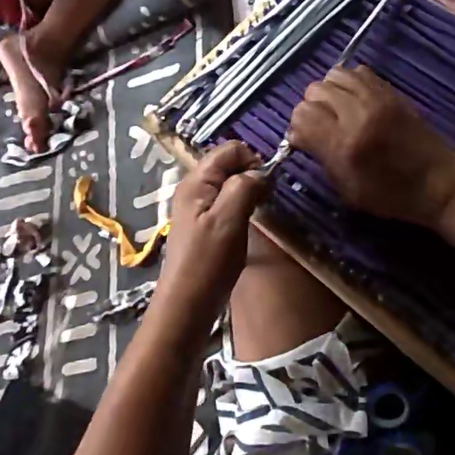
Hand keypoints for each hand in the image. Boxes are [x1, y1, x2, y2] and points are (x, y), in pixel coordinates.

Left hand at [156, 141, 270, 321]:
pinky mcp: (205, 224)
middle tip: (264, 199)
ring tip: (258, 211)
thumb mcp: (228, 219)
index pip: (230, 149)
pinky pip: (228, 202)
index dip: (253, 160)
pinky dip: (243, 206)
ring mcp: (198, 207)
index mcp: (197, 181)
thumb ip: (245, 187)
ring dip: (249, 192)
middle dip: (252, 175)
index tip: (266, 185)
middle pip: (230, 164)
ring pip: (231, 184)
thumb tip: (262, 172)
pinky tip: (248, 223)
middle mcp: (194, 188)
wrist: (188, 305)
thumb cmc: (208, 261)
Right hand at [288, 67, 454, 225]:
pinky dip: (349, 83)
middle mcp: (358, 113)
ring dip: (329, 92)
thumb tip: (298, 134)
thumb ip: (321, 156)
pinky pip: (358, 71)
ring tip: (337, 111)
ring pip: (334, 74)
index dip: (297, 128)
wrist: (440, 181)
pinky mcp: (391, 90)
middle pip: (314, 90)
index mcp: (345, 144)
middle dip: (311, 108)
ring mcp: (377, 97)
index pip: (302, 115)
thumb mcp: (348, 189)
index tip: (304, 140)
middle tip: (321, 126)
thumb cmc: (391, 195)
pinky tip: (354, 101)